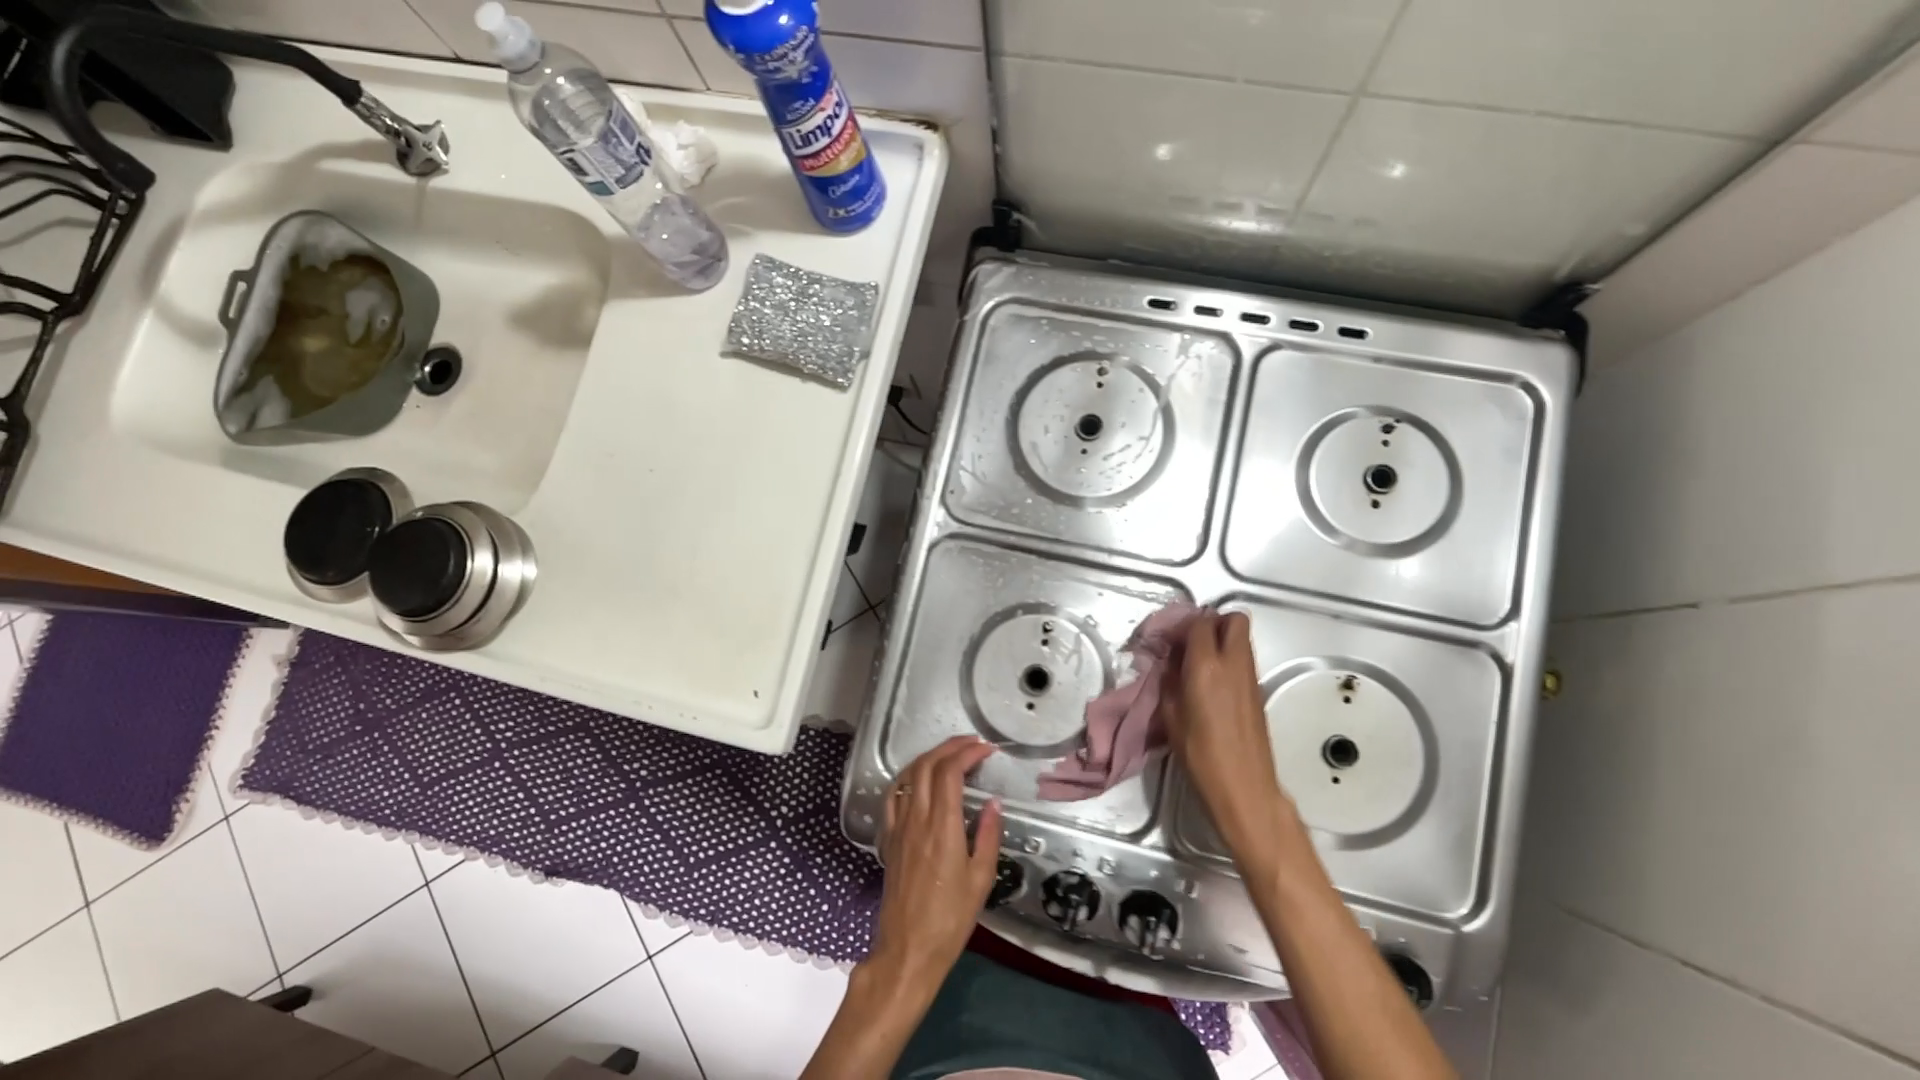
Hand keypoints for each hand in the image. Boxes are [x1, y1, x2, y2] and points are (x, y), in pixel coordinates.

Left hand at [868, 736, 1003, 993]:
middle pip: (926, 766)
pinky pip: (893, 796)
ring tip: (950, 755)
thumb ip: (988, 836)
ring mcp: (897, 828)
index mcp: (942, 828)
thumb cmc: (950, 919)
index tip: (986, 749)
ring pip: (907, 777)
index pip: (949, 773)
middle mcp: (916, 820)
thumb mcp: (981, 879)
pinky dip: (907, 778)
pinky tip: (919, 781)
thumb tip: (993, 803)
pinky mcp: (888, 839)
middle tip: (972, 744)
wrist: (908, 948)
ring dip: (928, 758)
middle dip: (949, 748)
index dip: (967, 753)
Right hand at [1161, 612, 1294, 863]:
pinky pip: (1243, 658)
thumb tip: (1168, 664)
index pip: (1199, 623)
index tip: (1166, 640)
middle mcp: (1233, 663)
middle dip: (1210, 622)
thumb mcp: (1170, 717)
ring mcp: (1250, 676)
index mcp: (1206, 667)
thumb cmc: (1201, 756)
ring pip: (1241, 637)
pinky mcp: (1258, 690)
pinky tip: (1209, 682)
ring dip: (1220, 638)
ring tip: (1195, 662)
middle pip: (1232, 619)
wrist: (1244, 786)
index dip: (1181, 626)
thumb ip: (1168, 682)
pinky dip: (1227, 658)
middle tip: (1189, 642)